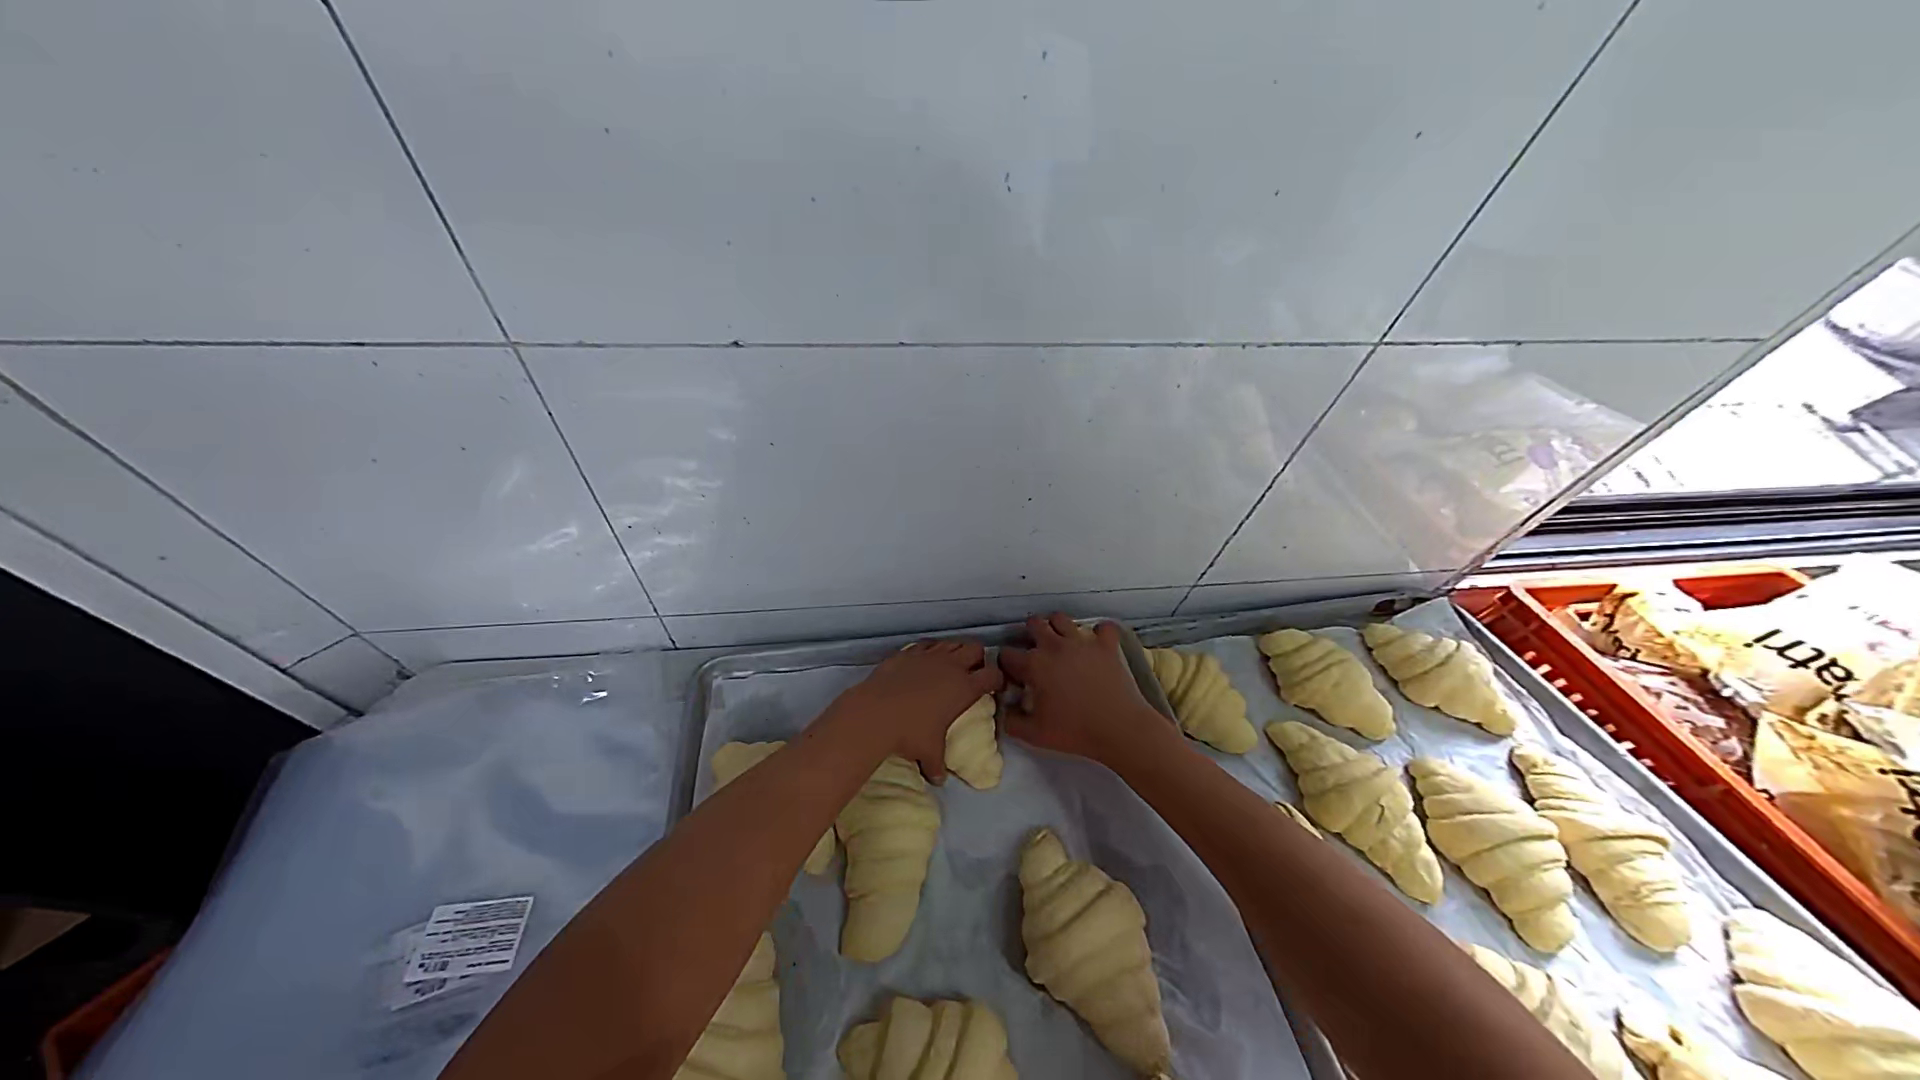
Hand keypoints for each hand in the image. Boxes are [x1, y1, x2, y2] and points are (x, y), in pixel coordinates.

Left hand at [824, 639, 1003, 782]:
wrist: (875, 713)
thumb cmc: (910, 733)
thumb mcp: (929, 752)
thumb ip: (937, 764)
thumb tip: (938, 779)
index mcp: (964, 688)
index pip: (993, 675)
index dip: (997, 679)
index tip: (994, 687)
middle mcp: (951, 666)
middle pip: (976, 649)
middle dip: (978, 659)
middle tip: (972, 673)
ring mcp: (929, 655)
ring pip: (952, 642)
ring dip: (955, 651)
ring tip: (949, 665)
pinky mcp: (908, 652)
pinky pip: (927, 644)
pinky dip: (931, 650)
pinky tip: (924, 662)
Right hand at [999, 614, 1177, 766]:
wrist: (1119, 728)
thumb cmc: (1075, 731)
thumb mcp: (1034, 734)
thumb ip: (1011, 721)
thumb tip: (1005, 711)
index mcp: (1034, 665)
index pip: (1007, 654)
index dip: (1007, 665)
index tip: (1014, 676)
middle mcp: (1055, 645)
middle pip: (1033, 624)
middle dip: (1029, 635)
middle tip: (1036, 653)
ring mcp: (1082, 642)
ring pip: (1061, 618)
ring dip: (1056, 627)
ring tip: (1060, 643)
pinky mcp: (1106, 644)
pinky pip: (1102, 628)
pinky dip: (1098, 633)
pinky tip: (1096, 645)